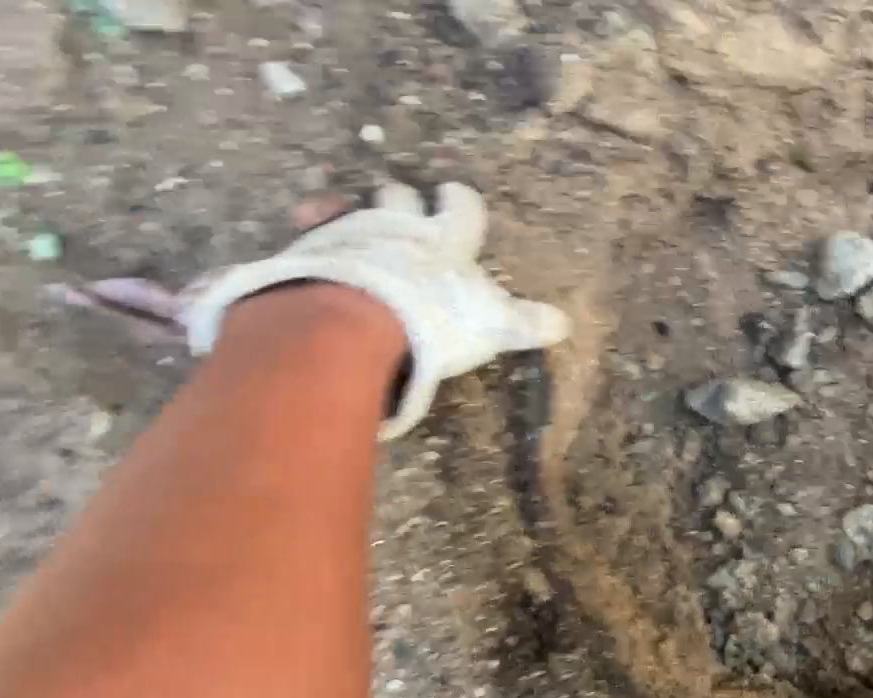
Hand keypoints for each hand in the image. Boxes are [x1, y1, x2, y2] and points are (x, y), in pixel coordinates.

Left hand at [183, 183, 569, 439]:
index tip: (457, 198)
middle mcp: (400, 225)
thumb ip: (526, 323)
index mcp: (448, 239)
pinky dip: (312, 229)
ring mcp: (351, 232)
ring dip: (355, 213)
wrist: (360, 318)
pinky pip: (309, 229)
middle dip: (403, 200)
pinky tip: (308, 233)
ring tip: (356, 223)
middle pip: (400, 196)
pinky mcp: (310, 249)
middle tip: (404, 210)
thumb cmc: (439, 317)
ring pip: (353, 208)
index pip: (461, 208)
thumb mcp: (496, 325)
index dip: (461, 203)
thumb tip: (564, 324)